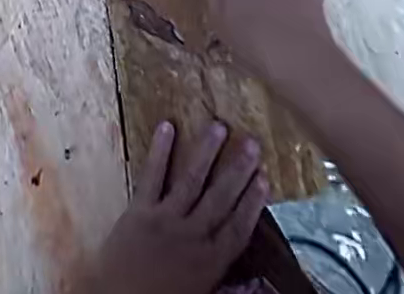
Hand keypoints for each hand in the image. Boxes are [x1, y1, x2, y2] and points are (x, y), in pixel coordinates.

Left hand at [82, 121, 268, 293]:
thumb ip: (230, 292)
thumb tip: (259, 285)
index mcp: (208, 264)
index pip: (237, 228)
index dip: (252, 203)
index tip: (265, 177)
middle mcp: (191, 237)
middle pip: (220, 198)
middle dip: (238, 169)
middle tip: (252, 142)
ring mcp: (165, 221)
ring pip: (191, 181)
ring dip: (206, 152)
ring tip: (219, 125)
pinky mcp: (138, 213)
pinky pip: (151, 178)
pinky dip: (159, 151)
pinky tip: (167, 126)